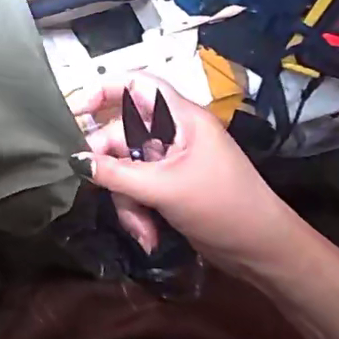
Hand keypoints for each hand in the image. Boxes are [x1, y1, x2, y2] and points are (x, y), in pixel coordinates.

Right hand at [69, 73, 295, 263]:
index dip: (102, 90)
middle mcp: (173, 133)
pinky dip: (136, 210)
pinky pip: (135, 187)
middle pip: (121, 135)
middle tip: (97, 185)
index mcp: (181, 119)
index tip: (75, 112)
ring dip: (125, 198)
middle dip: (111, 168)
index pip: (137, 85)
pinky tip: (147, 235)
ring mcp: (169, 160)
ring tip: (141, 228)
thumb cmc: (223, 208)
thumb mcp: (163, 189)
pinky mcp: (167, 185)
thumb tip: (75, 161)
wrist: (264, 252)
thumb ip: (115, 173)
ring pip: (124, 166)